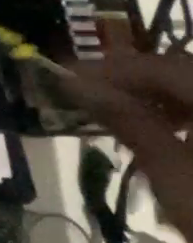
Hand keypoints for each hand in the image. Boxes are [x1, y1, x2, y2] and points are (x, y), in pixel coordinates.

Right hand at [69, 56, 192, 236]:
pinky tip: (177, 134)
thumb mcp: (174, 175)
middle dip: (141, 82)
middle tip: (90, 96)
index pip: (169, 67)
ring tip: (130, 117)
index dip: (112, 69)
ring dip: (170, 98)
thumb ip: (127, 121)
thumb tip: (73, 83)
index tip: (64, 79)